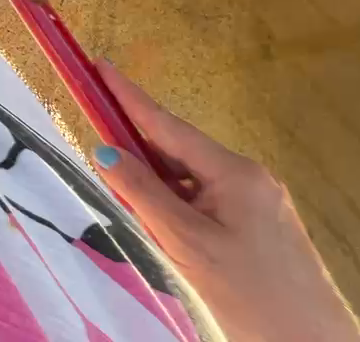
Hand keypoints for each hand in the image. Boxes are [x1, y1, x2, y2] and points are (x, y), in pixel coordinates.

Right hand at [92, 62, 359, 341]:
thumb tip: (102, 150)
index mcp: (235, 173)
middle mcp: (249, 178)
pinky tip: (167, 232)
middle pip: (176, 152)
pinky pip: (203, 200)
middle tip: (104, 164)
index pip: (167, 125)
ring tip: (141, 218)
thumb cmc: (250, 295)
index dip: (128, 95)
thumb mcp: (185, 241)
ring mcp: (259, 202)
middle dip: (139, 155)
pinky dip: (176, 207)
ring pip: (188, 179)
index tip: (99, 64)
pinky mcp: (260, 227)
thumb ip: (140, 190)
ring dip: (158, 189)